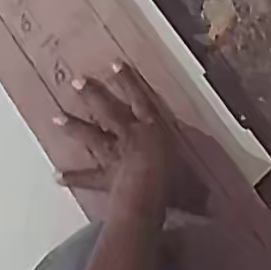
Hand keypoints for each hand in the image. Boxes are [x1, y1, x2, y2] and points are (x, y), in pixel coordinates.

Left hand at [52, 63, 202, 221]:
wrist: (146, 196)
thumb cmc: (173, 182)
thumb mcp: (192, 181)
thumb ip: (200, 191)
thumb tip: (215, 206)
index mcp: (151, 128)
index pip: (140, 98)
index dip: (128, 81)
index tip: (114, 63)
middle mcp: (129, 135)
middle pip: (108, 110)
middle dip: (93, 95)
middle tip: (75, 81)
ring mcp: (113, 155)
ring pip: (90, 136)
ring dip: (73, 127)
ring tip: (55, 117)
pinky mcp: (103, 177)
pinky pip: (86, 176)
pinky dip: (72, 177)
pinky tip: (56, 176)